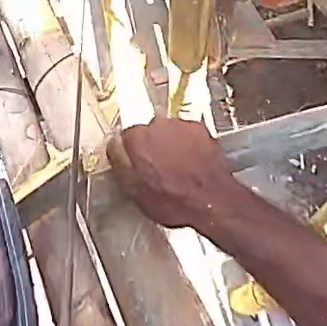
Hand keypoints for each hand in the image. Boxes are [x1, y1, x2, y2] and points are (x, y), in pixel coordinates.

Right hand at [107, 117, 247, 229]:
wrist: (213, 201)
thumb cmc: (173, 200)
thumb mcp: (134, 190)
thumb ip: (119, 162)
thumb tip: (113, 144)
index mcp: (136, 137)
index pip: (125, 138)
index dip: (132, 154)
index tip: (139, 168)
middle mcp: (155, 123)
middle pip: (147, 132)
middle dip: (152, 148)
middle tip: (160, 171)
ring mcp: (178, 124)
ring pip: (168, 132)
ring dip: (170, 145)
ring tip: (179, 169)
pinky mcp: (198, 128)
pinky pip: (187, 133)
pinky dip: (188, 144)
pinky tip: (193, 163)